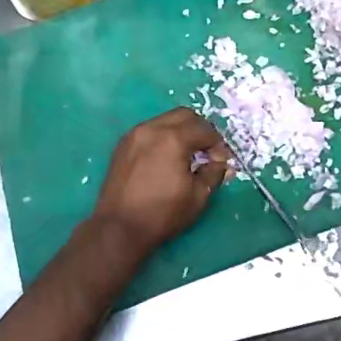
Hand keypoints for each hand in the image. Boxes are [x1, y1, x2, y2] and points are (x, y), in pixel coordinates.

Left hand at [85, 108, 228, 258]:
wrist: (119, 225)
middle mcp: (151, 129)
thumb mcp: (198, 196)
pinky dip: (162, 136)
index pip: (204, 129)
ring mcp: (133, 135)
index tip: (220, 161)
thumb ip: (213, 173)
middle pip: (184, 115)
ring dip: (180, 131)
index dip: (218, 144)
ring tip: (186, 155)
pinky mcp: (122, 145)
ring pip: (164, 120)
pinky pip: (149, 130)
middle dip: (200, 129)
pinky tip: (166, 158)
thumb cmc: (162, 213)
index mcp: (172, 139)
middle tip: (206, 151)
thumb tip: (220, 162)